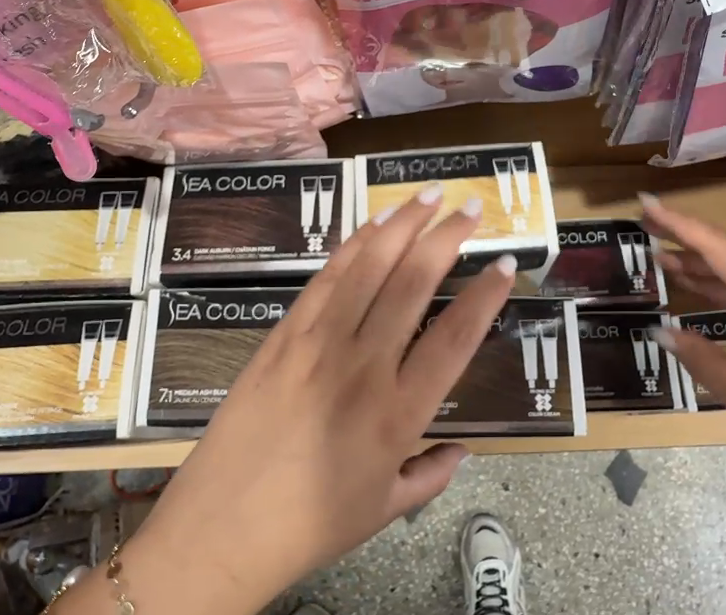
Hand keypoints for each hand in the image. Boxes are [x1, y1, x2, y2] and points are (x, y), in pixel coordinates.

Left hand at [105, 186, 515, 614]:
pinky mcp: (283, 336)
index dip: (484, 297)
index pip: (455, 339)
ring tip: (427, 197)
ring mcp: (319, 345)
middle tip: (470, 208)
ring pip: (368, 268)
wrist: (220, 528)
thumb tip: (461, 451)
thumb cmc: (309, 525)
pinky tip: (372, 225)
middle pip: (413, 285)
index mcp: (399, 414)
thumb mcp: (383, 510)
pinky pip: (325, 280)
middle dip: (447, 239)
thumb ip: (430, 476)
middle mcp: (364, 368)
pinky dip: (352, 246)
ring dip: (401, 225)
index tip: (504, 264)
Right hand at [643, 195, 725, 493]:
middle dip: (684, 232)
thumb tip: (660, 330)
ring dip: (700, 258)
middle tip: (645, 222)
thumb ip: (705, 362)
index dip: (678, 224)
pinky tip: (698, 285)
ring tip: (659, 253)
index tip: (645, 203)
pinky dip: (719, 279)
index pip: (716, 249)